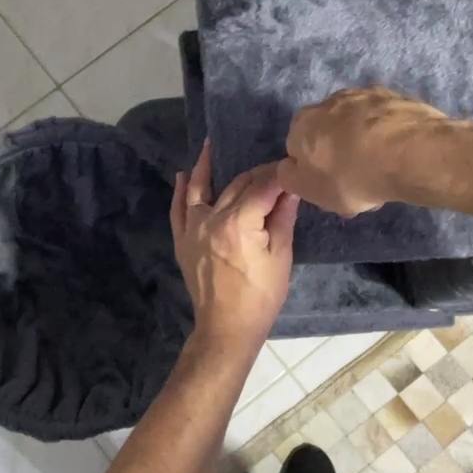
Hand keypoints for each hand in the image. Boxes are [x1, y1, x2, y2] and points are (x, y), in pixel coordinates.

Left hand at [172, 140, 299, 349]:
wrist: (227, 327)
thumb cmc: (260, 296)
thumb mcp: (281, 256)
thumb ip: (282, 218)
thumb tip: (290, 188)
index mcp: (239, 223)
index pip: (263, 187)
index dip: (280, 176)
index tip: (293, 169)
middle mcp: (212, 219)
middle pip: (236, 185)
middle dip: (256, 174)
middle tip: (273, 168)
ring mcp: (193, 229)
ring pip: (200, 190)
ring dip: (205, 167)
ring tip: (209, 145)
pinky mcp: (182, 241)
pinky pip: (178, 210)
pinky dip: (180, 191)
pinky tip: (182, 175)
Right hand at [275, 87, 453, 216]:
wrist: (408, 154)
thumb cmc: (349, 176)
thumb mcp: (308, 190)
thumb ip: (290, 178)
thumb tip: (287, 167)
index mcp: (302, 123)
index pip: (297, 147)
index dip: (312, 168)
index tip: (329, 185)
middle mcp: (328, 101)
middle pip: (328, 132)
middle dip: (339, 152)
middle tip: (356, 179)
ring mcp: (365, 95)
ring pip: (357, 124)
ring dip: (364, 141)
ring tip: (382, 168)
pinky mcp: (396, 97)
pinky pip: (384, 121)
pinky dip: (387, 135)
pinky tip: (399, 155)